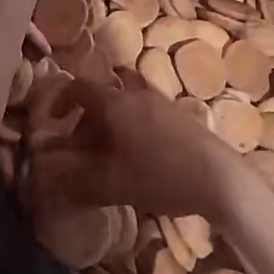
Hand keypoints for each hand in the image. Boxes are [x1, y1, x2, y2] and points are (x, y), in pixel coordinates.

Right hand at [27, 79, 251, 220]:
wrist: (221, 179)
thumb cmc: (162, 177)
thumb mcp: (116, 186)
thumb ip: (80, 185)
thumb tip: (52, 186)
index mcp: (116, 104)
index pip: (80, 87)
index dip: (61, 100)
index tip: (54, 120)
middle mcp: (136, 94)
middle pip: (102, 95)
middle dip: (86, 120)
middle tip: (82, 149)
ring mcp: (161, 102)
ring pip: (124, 102)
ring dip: (110, 122)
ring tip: (109, 153)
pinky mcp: (179, 115)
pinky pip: (143, 110)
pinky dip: (130, 126)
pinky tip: (138, 157)